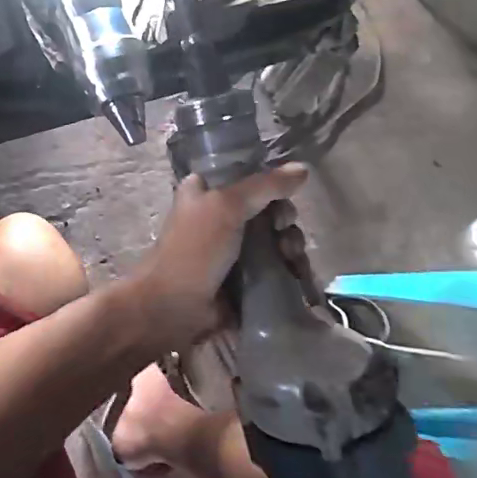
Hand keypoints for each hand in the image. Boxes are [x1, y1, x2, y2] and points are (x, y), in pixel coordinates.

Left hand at [133, 164, 308, 346]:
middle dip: (284, 218)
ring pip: (275, 239)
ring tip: (291, 256)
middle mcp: (220, 218)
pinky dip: (290, 268)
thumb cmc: (194, 249)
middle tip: (283, 228)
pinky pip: (276, 267)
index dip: (269, 184)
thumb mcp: (226, 206)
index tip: (282, 195)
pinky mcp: (246, 279)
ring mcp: (234, 251)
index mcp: (205, 192)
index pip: (246, 178)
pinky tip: (299, 274)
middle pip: (267, 209)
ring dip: (290, 244)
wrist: (173, 308)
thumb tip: (303, 169)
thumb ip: (265, 186)